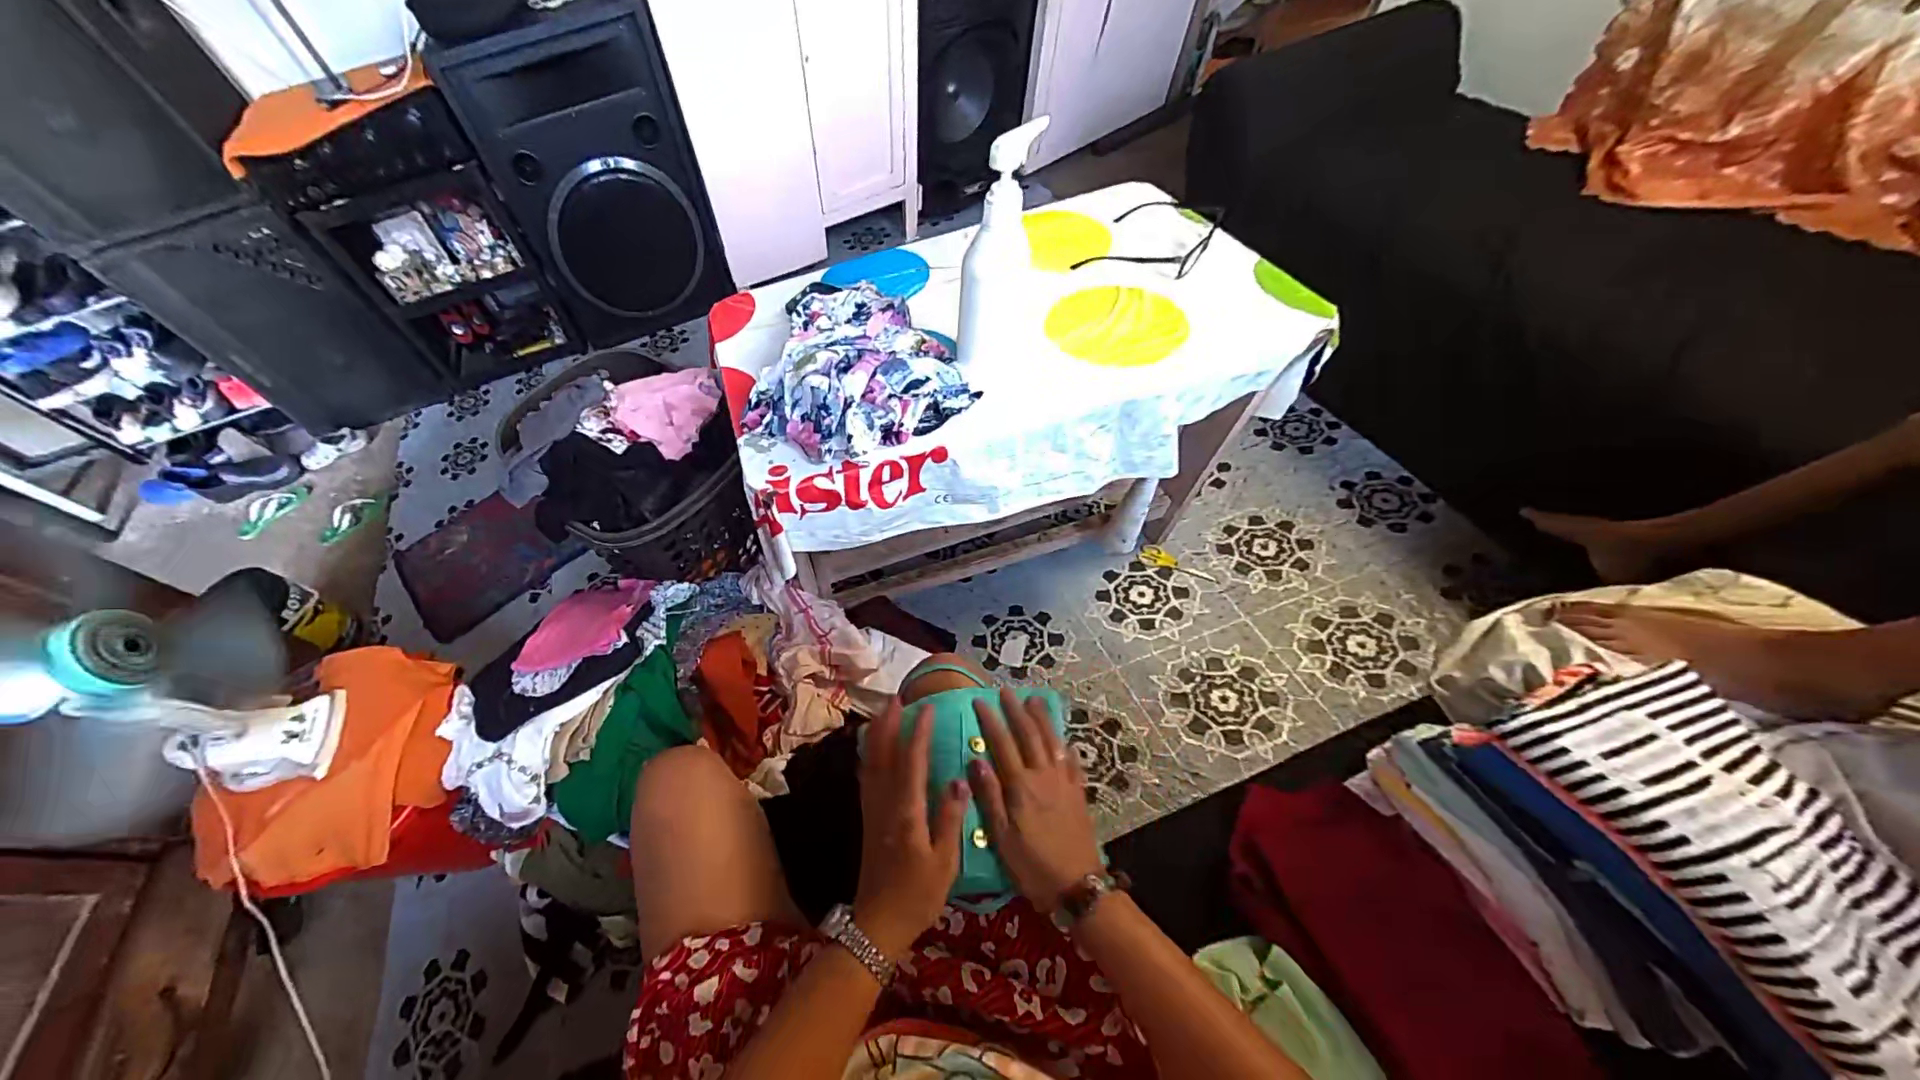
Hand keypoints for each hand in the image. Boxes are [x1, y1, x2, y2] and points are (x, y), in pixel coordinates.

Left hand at [854, 699, 969, 959]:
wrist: (876, 925)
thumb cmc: (916, 897)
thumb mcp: (944, 864)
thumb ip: (950, 820)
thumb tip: (960, 781)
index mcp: (906, 813)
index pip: (912, 763)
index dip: (919, 732)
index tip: (927, 708)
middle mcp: (885, 805)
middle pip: (884, 755)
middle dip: (890, 724)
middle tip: (897, 698)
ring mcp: (872, 811)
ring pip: (871, 763)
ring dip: (877, 735)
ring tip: (884, 714)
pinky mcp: (867, 819)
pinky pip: (866, 777)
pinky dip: (869, 756)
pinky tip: (872, 749)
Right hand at [969, 690, 1105, 911]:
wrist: (1078, 885)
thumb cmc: (1033, 866)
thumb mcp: (1002, 837)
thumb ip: (990, 796)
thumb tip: (976, 760)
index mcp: (1021, 786)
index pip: (1002, 744)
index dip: (991, 721)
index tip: (980, 701)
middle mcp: (1044, 777)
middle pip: (1029, 735)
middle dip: (1015, 711)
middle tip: (1005, 691)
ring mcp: (1064, 783)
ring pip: (1052, 741)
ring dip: (1042, 719)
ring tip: (1034, 700)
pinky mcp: (1078, 793)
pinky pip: (1071, 761)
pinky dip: (1064, 745)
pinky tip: (1062, 739)